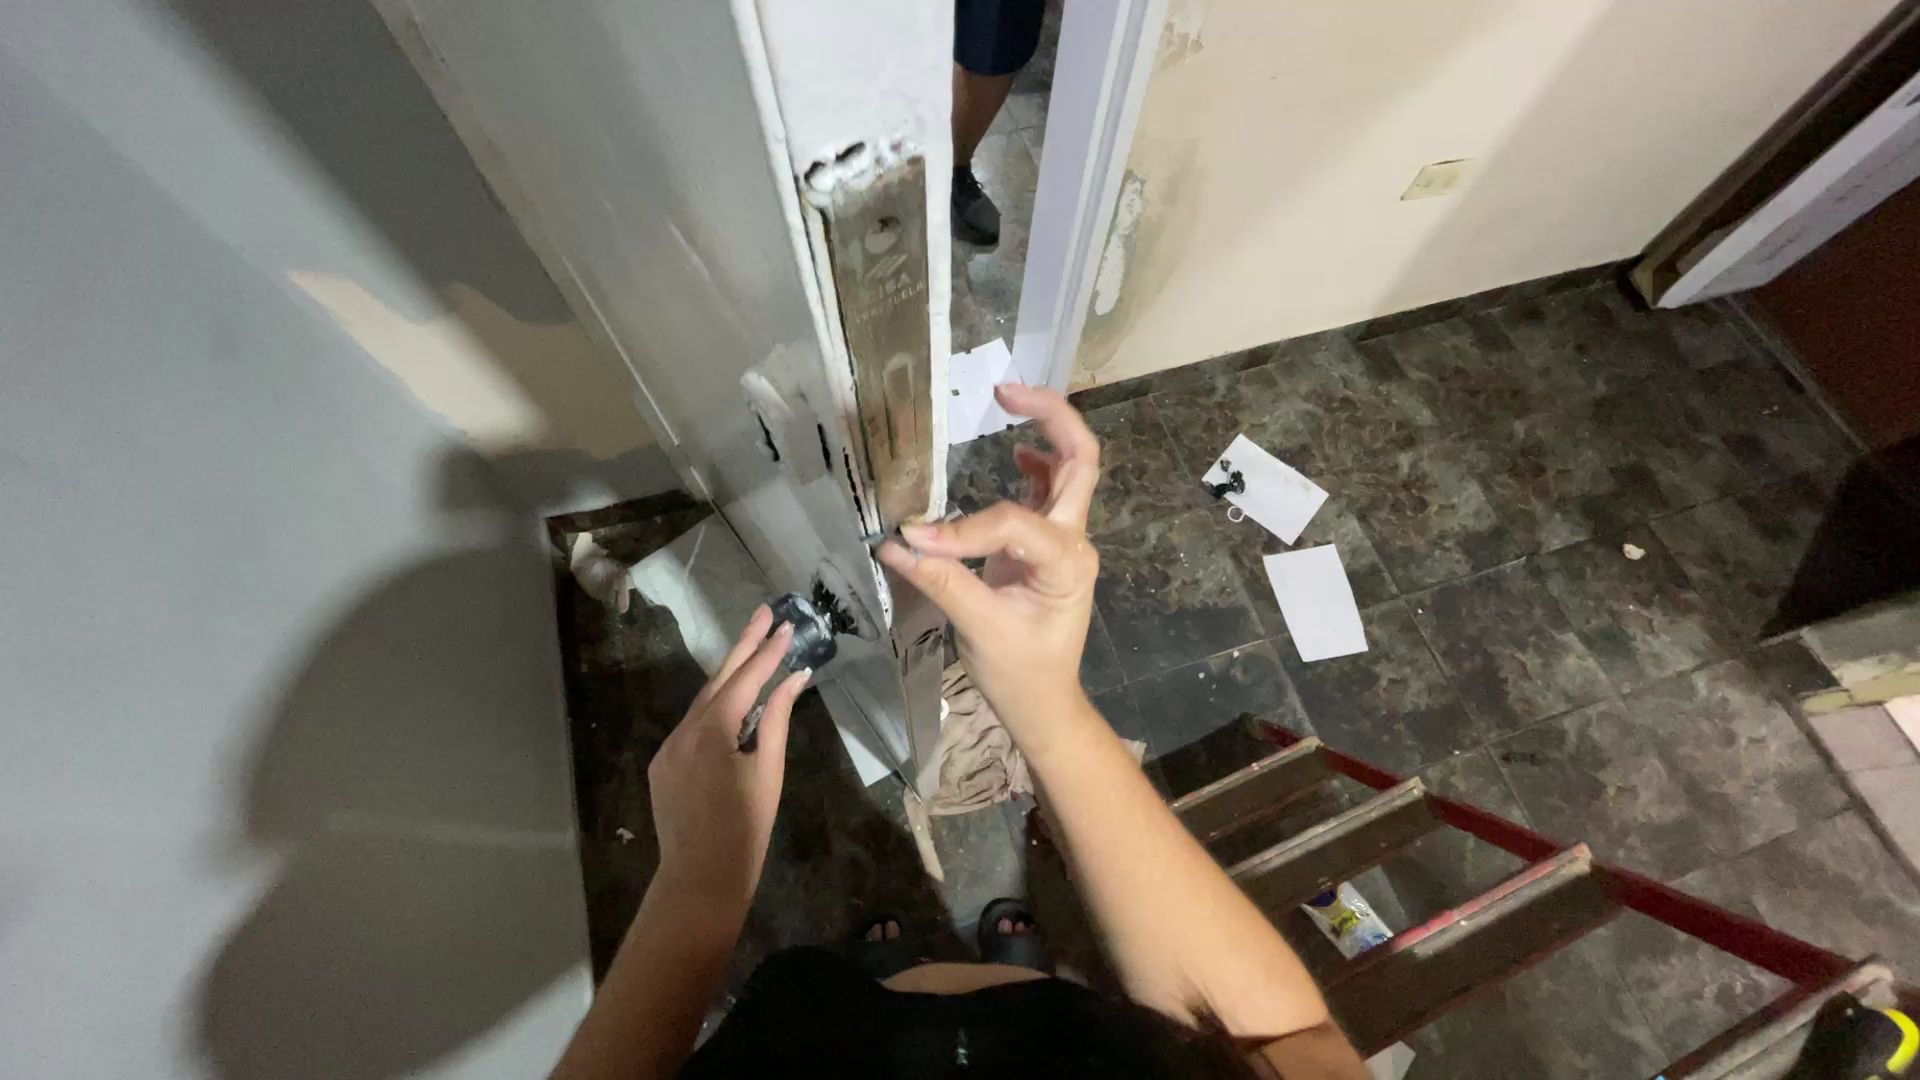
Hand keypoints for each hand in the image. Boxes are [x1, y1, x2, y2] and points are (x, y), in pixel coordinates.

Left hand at [647, 606, 810, 910]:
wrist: (700, 879)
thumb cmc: (746, 828)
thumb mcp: (769, 770)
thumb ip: (776, 719)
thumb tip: (794, 679)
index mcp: (711, 731)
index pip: (745, 680)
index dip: (768, 651)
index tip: (788, 625)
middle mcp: (683, 731)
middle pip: (718, 680)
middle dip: (744, 645)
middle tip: (765, 612)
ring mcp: (669, 747)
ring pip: (704, 701)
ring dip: (731, 674)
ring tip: (754, 645)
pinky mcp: (663, 764)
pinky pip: (694, 724)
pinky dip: (717, 705)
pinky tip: (734, 697)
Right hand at [877, 384, 1100, 746]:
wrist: (1043, 702)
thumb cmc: (1020, 673)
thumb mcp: (980, 629)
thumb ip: (940, 581)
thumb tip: (892, 543)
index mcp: (1066, 563)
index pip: (1012, 523)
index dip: (962, 528)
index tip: (914, 540)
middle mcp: (1074, 542)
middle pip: (1081, 460)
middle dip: (1051, 417)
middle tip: (1006, 391)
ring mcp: (1064, 542)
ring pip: (1071, 469)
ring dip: (1048, 431)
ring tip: (1007, 403)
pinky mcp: (1047, 546)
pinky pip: (1047, 492)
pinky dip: (1035, 463)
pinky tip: (1012, 453)